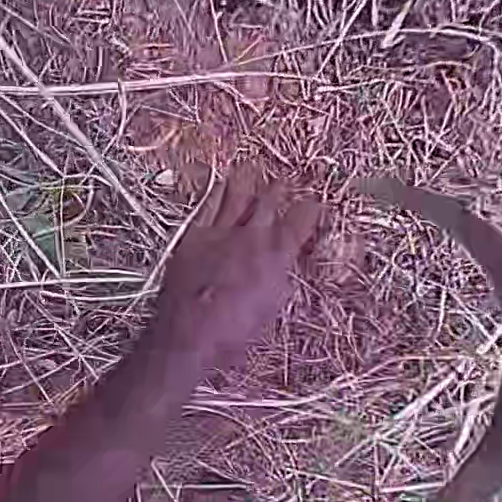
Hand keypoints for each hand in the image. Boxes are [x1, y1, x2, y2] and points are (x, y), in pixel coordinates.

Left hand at [147, 175, 318, 369]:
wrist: (189, 333)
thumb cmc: (232, 333)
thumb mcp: (270, 308)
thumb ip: (277, 279)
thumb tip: (279, 270)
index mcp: (277, 254)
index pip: (302, 218)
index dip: (310, 209)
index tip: (313, 206)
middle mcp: (251, 236)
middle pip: (270, 201)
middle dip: (279, 189)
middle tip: (284, 180)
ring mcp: (220, 232)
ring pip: (237, 197)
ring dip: (246, 182)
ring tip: (250, 168)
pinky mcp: (194, 236)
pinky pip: (208, 206)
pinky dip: (215, 193)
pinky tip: (219, 186)